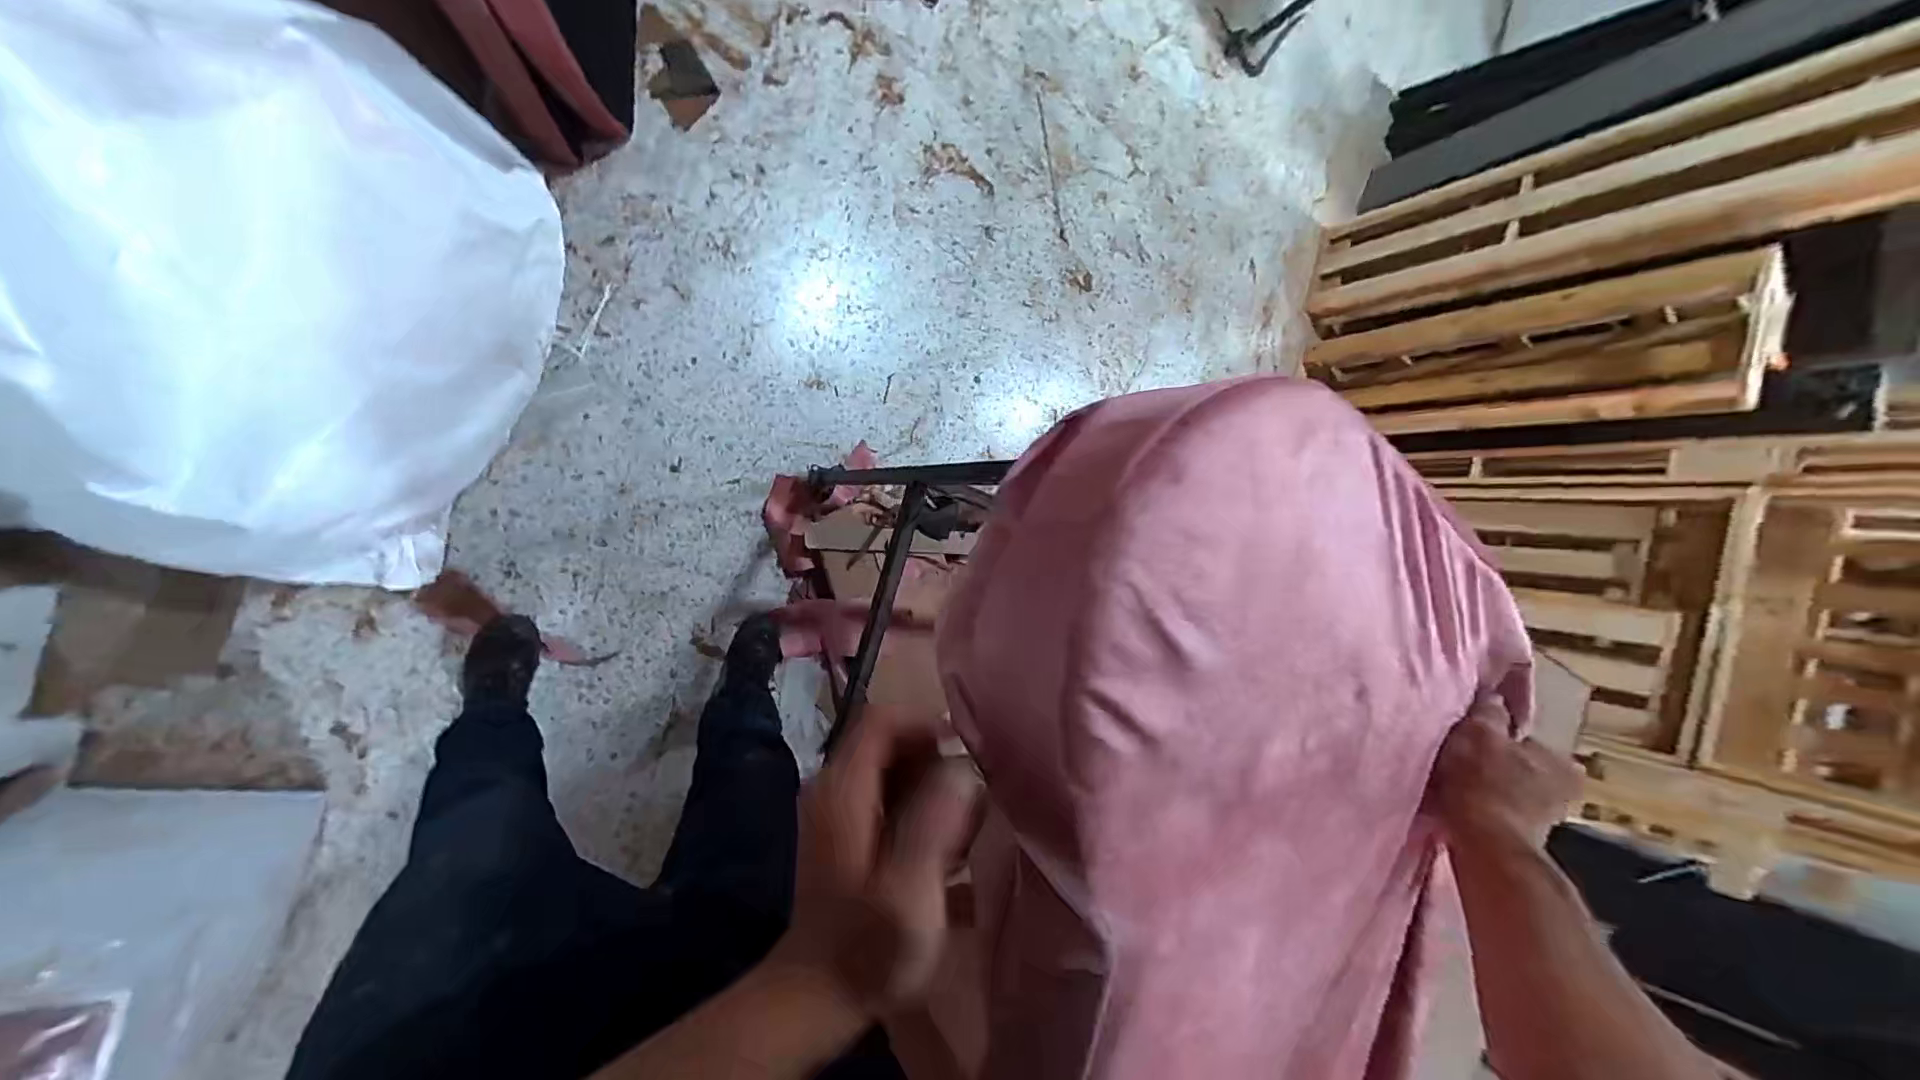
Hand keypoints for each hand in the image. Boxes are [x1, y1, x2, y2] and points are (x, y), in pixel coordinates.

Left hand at [770, 708, 980, 1015]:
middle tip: (968, 804)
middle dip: (935, 761)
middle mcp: (834, 787)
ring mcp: (837, 809)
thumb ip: (935, 823)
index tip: (964, 758)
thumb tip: (963, 767)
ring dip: (931, 787)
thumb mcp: (910, 892)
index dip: (926, 726)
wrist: (817, 997)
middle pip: (890, 741)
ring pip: (893, 768)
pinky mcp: (846, 830)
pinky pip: (889, 793)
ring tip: (958, 833)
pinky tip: (941, 848)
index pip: (882, 719)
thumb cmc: (868, 949)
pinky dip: (919, 805)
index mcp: (843, 789)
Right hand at [1426, 695, 1582, 851]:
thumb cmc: (1483, 782)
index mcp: (1564, 762)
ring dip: (1485, 786)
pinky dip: (1482, 806)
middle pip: (1515, 764)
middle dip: (1491, 763)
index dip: (1491, 736)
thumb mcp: (1479, 733)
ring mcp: (1548, 818)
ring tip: (1455, 786)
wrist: (1485, 844)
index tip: (1467, 740)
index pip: (1521, 738)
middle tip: (1459, 763)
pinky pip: (1499, 809)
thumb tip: (1494, 697)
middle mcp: (1566, 790)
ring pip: (1506, 787)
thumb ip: (1489, 713)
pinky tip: (1462, 806)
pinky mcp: (1526, 838)